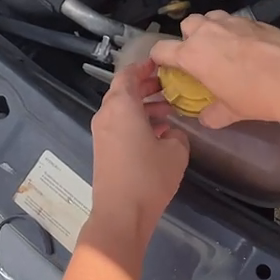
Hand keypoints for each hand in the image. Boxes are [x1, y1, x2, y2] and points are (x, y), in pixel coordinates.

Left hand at [85, 61, 189, 254]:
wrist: (120, 214)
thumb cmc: (149, 177)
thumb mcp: (176, 151)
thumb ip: (177, 133)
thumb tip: (171, 131)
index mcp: (121, 106)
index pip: (128, 74)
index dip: (144, 67)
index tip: (160, 65)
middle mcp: (107, 114)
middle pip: (124, 91)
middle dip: (146, 87)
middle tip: (168, 87)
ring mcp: (102, 133)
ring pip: (122, 110)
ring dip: (143, 107)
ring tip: (169, 111)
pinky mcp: (103, 149)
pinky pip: (119, 125)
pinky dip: (136, 122)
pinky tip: (159, 133)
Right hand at [148, 12, 279, 131]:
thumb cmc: (256, 97)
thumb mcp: (230, 112)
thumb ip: (211, 114)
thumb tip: (206, 118)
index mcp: (192, 54)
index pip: (161, 50)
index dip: (159, 58)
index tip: (166, 67)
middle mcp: (207, 32)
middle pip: (186, 25)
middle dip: (189, 38)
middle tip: (201, 57)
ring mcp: (230, 21)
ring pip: (210, 18)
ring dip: (211, 29)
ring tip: (224, 48)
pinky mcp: (252, 19)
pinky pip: (234, 21)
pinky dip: (234, 31)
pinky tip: (249, 48)